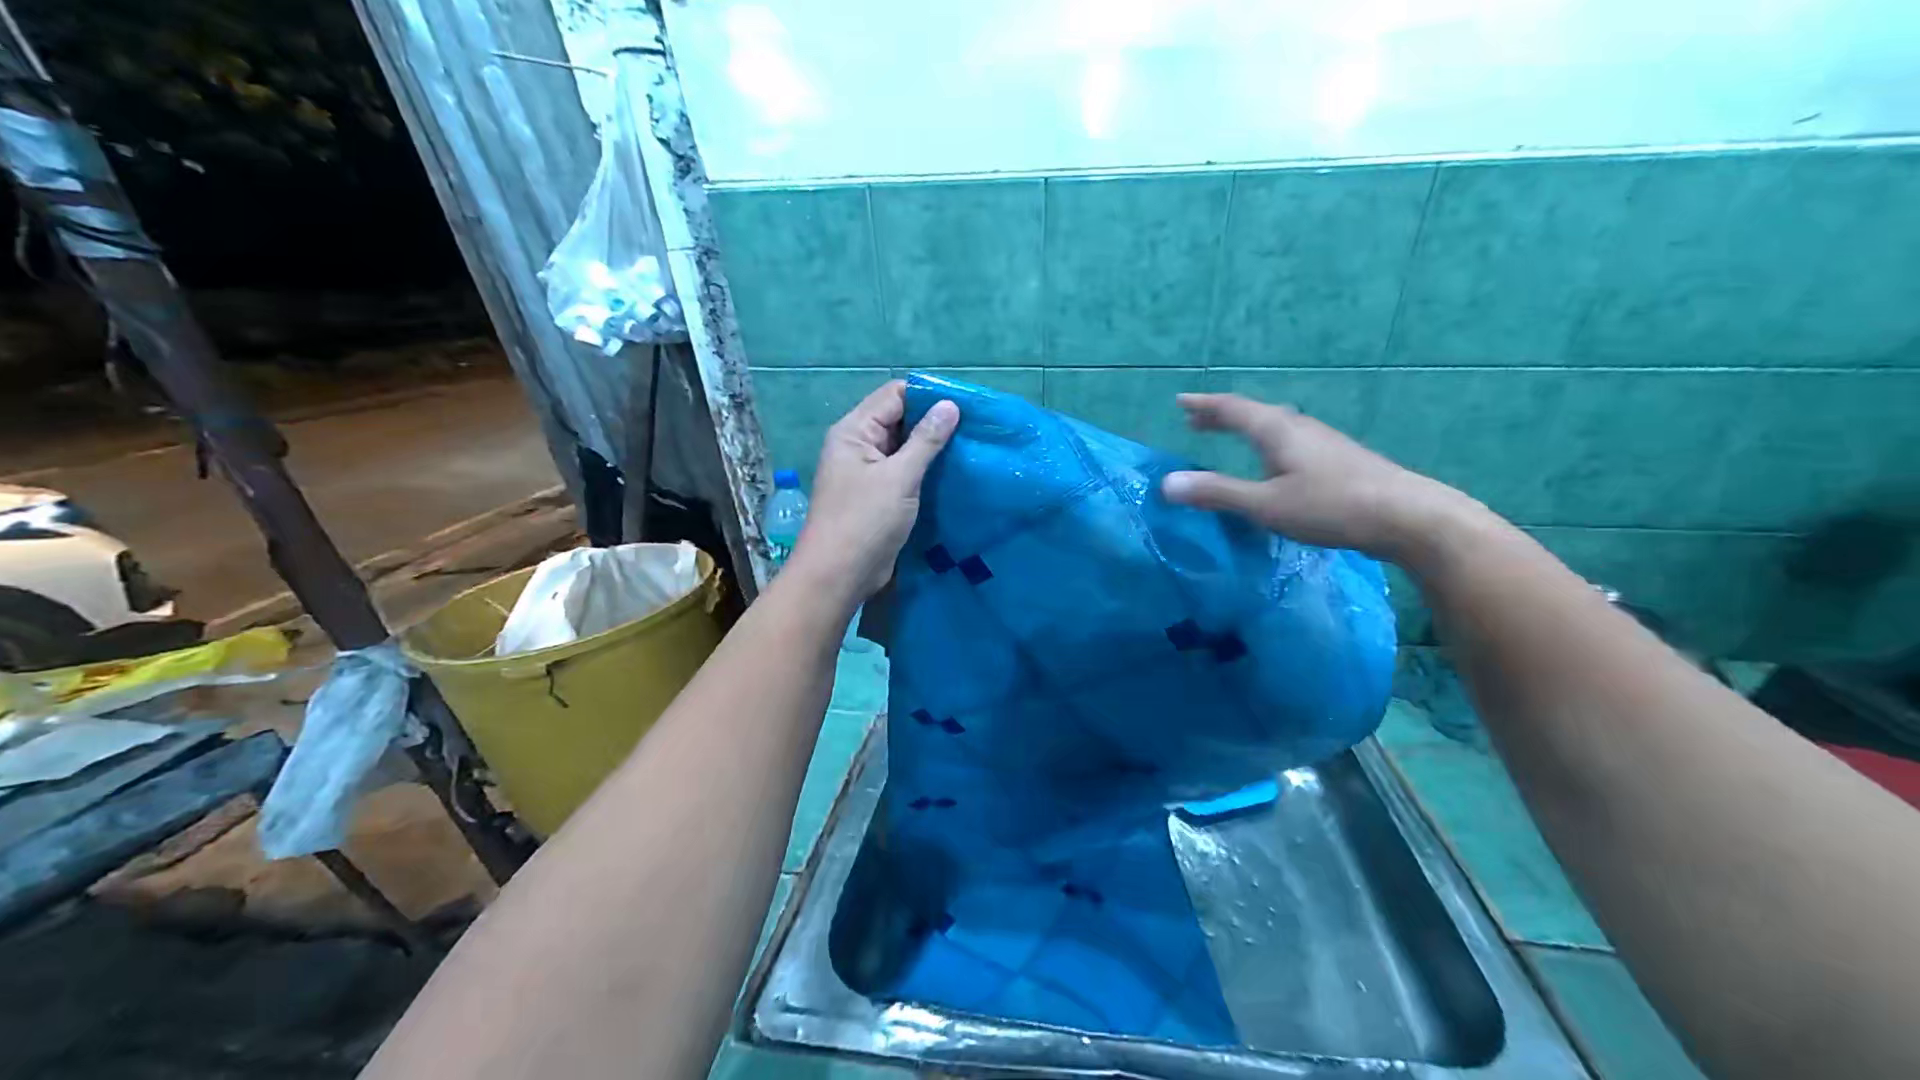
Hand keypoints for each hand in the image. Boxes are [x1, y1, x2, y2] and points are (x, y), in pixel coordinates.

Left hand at [787, 380, 958, 602]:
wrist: (838, 576)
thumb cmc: (865, 522)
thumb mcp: (899, 477)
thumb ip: (926, 440)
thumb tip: (950, 405)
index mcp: (854, 432)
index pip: (894, 396)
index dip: (928, 395)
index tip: (966, 404)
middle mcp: (858, 446)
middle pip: (899, 419)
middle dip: (934, 420)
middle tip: (975, 426)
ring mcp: (867, 472)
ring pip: (904, 447)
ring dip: (932, 447)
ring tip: (971, 446)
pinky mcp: (878, 495)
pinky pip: (904, 472)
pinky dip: (926, 470)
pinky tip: (954, 472)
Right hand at [1160, 393, 1479, 563]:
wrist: (1408, 516)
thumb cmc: (1331, 507)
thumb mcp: (1265, 505)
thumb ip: (1217, 493)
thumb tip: (1166, 484)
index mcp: (1276, 430)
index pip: (1232, 408)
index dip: (1204, 405)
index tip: (1180, 401)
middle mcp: (1298, 427)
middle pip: (1253, 413)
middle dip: (1222, 415)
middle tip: (1195, 420)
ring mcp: (1322, 441)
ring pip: (1274, 425)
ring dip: (1245, 427)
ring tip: (1228, 435)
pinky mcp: (1337, 458)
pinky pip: (1289, 439)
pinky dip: (1265, 442)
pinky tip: (1272, 461)